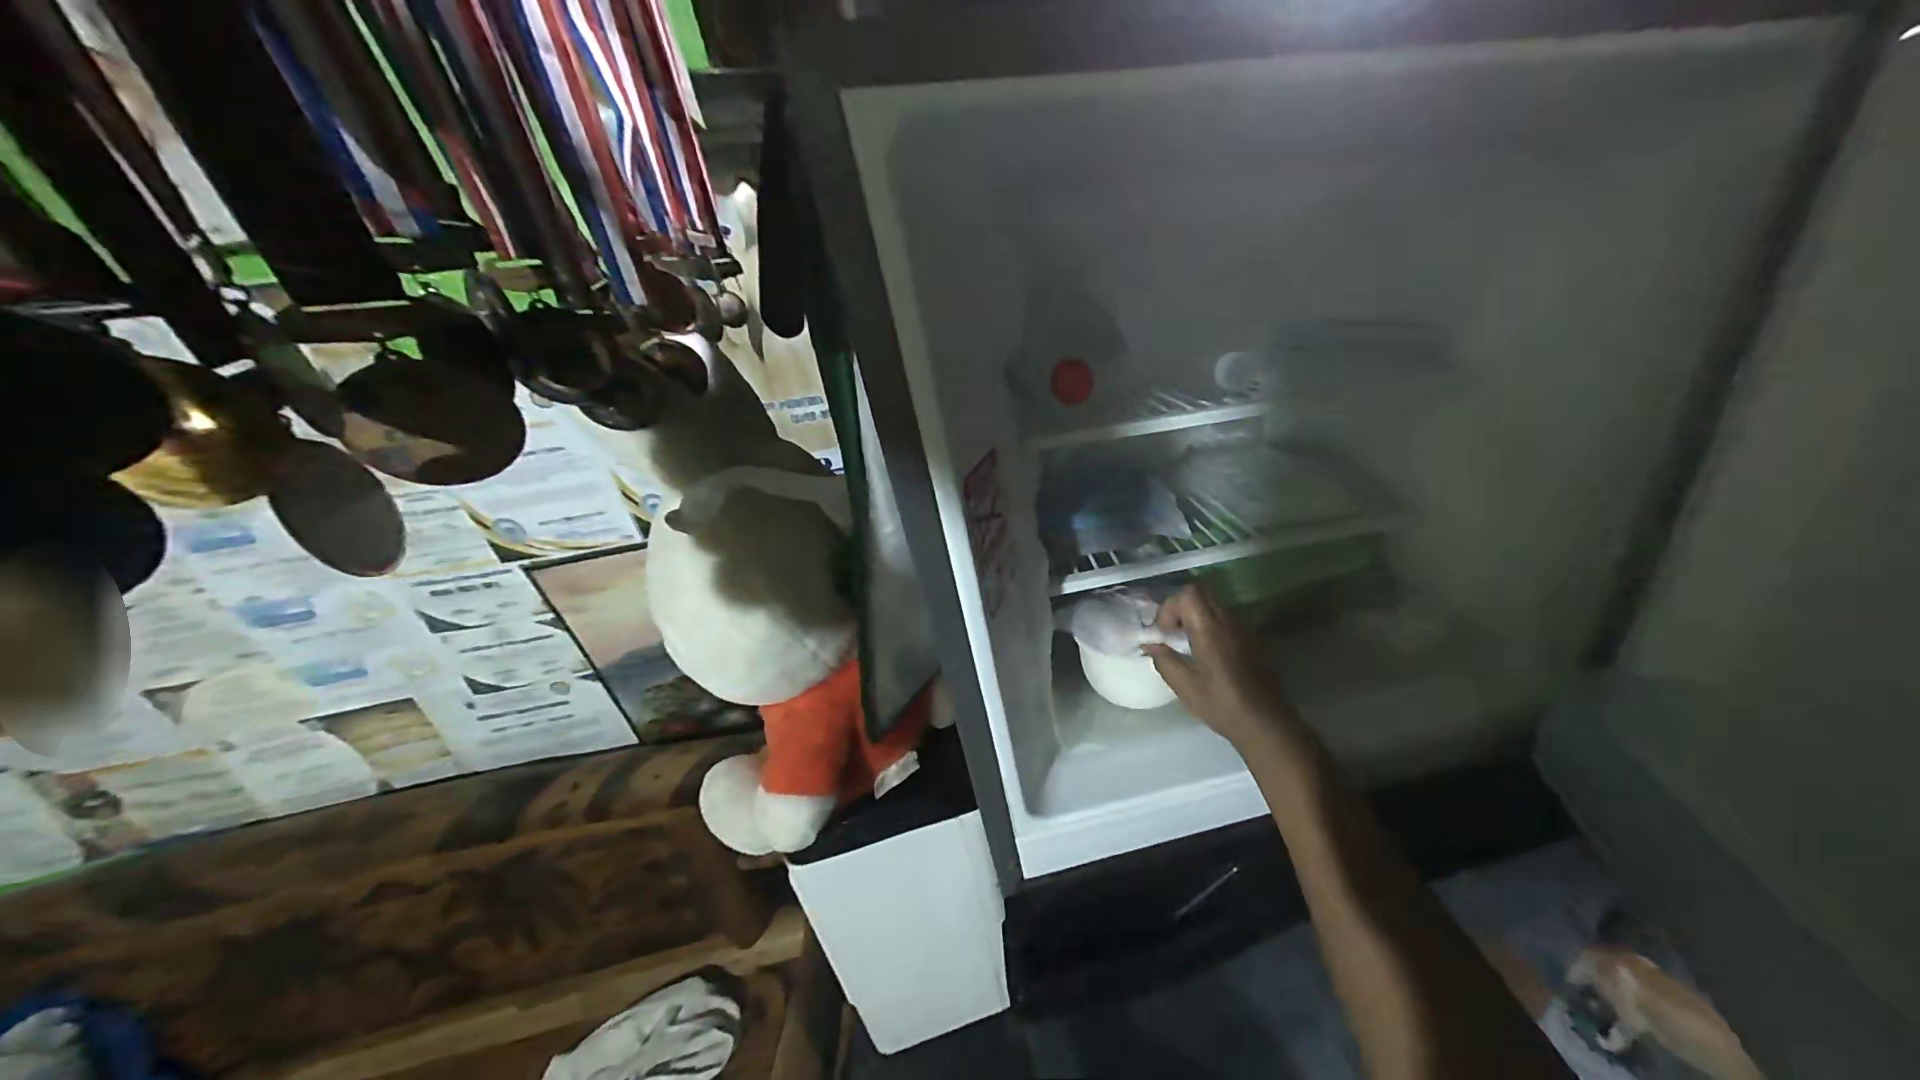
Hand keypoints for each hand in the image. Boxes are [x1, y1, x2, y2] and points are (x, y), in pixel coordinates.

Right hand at [1142, 586, 1300, 751]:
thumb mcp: (1184, 686)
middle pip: (1201, 594)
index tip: (1164, 633)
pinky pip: (1226, 620)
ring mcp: (1244, 629)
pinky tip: (1206, 653)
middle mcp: (1230, 621)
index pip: (1188, 594)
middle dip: (1181, 608)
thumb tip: (1151, 645)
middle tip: (1172, 633)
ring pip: (1214, 606)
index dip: (1170, 607)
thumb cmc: (1222, 704)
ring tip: (1187, 644)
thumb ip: (1164, 659)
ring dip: (1196, 617)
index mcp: (1211, 629)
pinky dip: (1210, 626)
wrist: (1266, 722)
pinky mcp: (1252, 639)